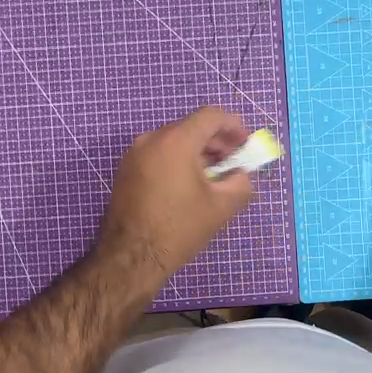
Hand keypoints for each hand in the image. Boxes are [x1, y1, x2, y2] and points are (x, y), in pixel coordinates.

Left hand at [97, 106, 256, 285]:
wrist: (131, 257)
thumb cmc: (179, 229)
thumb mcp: (221, 207)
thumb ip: (241, 182)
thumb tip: (240, 173)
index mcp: (176, 141)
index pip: (211, 116)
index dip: (234, 126)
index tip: (245, 144)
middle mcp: (151, 139)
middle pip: (191, 127)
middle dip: (216, 142)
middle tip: (233, 162)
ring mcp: (134, 154)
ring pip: (174, 141)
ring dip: (197, 152)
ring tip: (214, 177)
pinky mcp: (126, 170)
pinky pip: (159, 154)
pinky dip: (178, 160)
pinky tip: (189, 185)